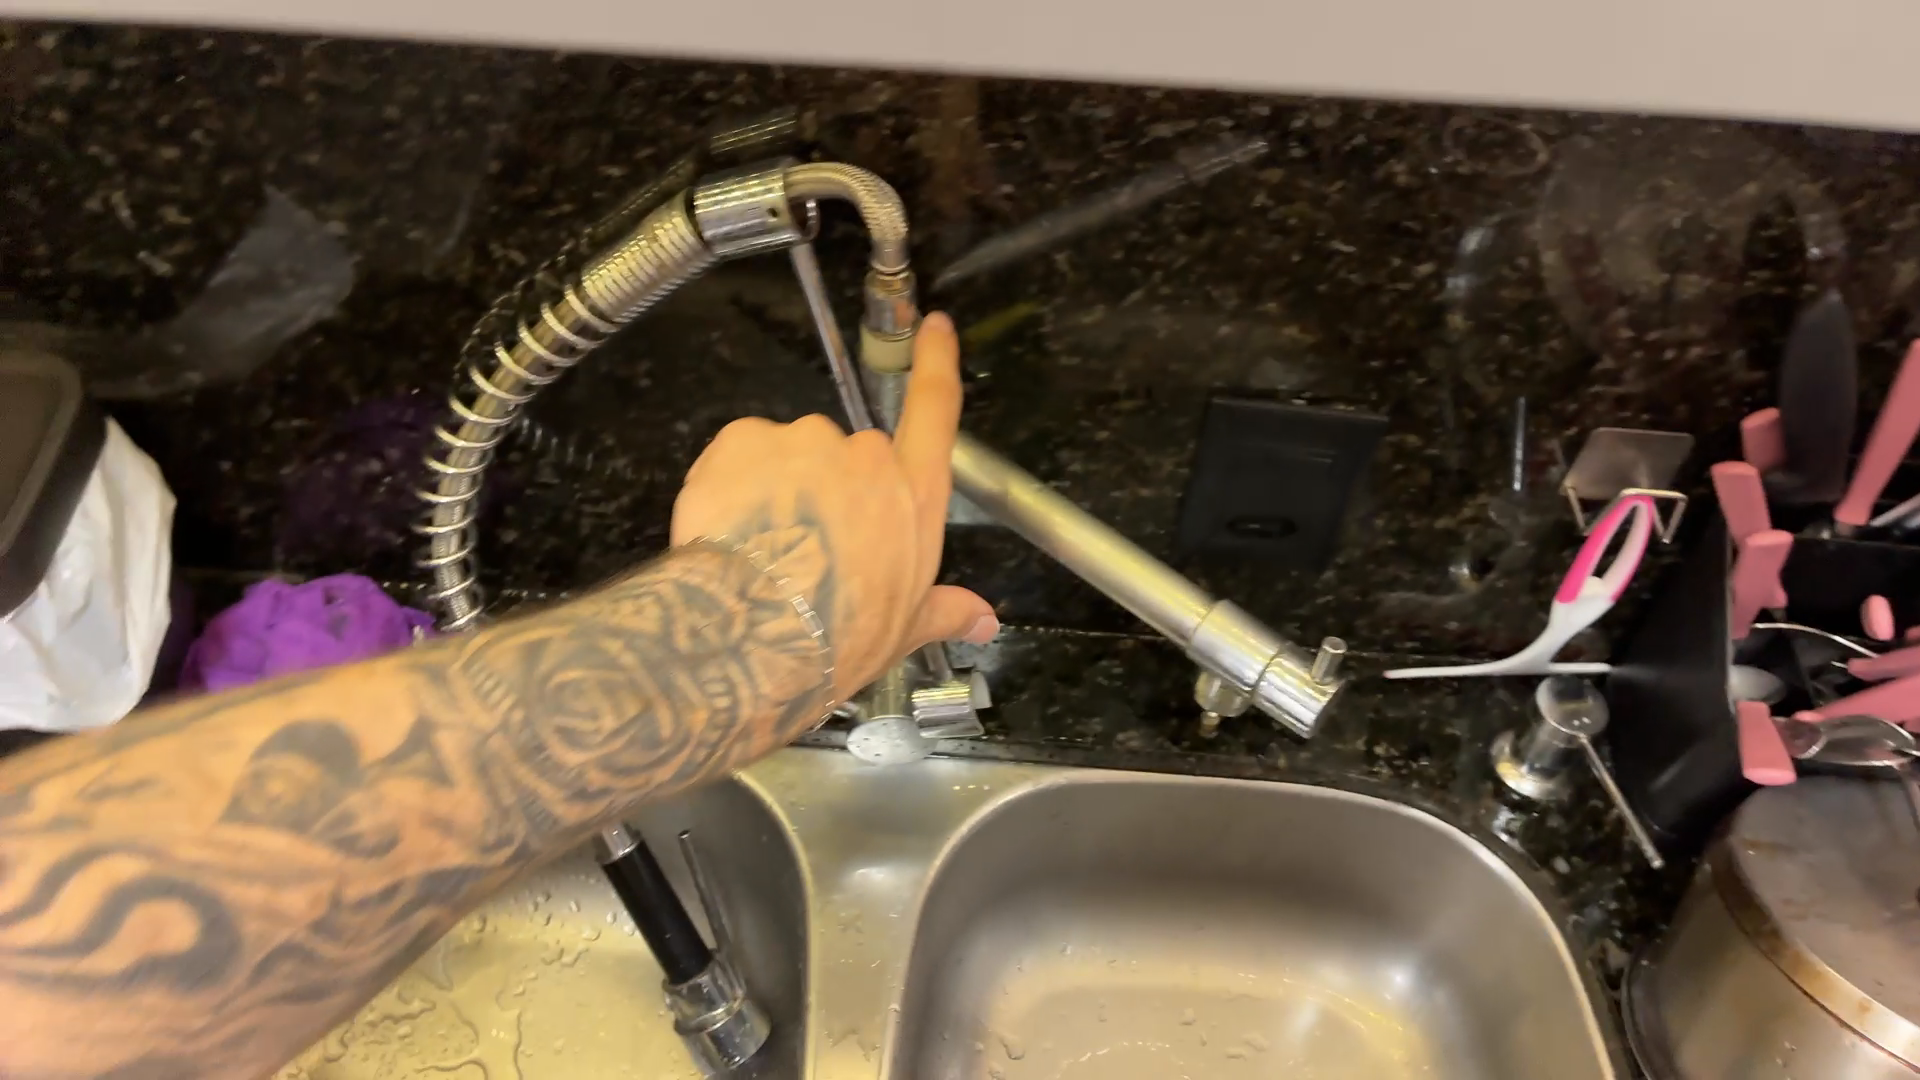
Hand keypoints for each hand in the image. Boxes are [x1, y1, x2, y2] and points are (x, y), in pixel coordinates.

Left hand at [670, 313, 996, 698]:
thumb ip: (946, 610)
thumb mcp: (906, 627)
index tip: (934, 326)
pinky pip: (742, 452)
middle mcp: (867, 456)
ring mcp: (807, 441)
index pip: (934, 410)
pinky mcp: (747, 438)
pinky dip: (733, 482)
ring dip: (779, 486)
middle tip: (808, 542)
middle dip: (829, 488)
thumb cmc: (842, 635)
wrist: (759, 633)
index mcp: (913, 495)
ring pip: (792, 453)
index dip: (936, 362)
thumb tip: (985, 619)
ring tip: (764, 544)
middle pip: (849, 453)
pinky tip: (731, 527)